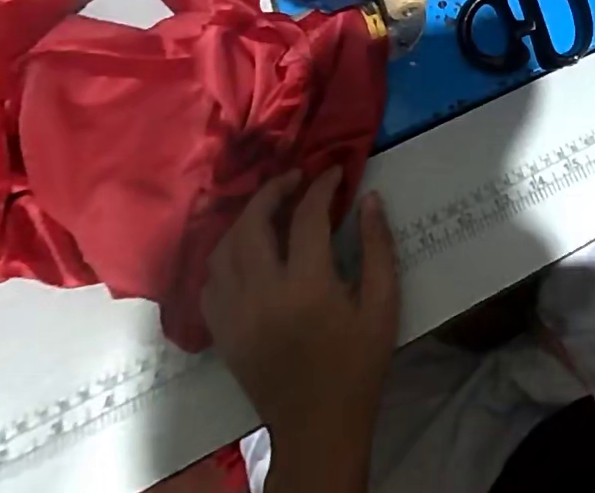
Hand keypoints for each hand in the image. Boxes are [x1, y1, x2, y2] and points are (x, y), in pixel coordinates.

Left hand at [201, 169, 399, 443]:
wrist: (319, 424)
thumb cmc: (360, 361)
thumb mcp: (384, 302)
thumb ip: (379, 246)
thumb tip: (370, 199)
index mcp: (307, 286)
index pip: (306, 218)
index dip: (321, 188)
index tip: (335, 171)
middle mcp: (261, 295)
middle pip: (251, 227)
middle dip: (272, 192)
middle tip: (297, 178)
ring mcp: (234, 315)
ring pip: (223, 251)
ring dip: (246, 219)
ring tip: (272, 205)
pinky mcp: (222, 332)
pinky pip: (211, 281)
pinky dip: (227, 254)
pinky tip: (249, 248)